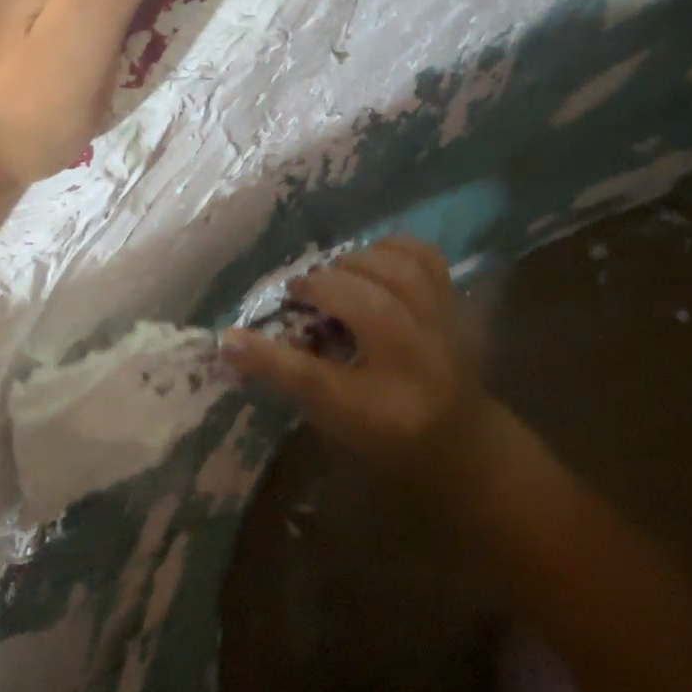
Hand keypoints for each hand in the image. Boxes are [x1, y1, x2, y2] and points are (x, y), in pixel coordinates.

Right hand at [222, 237, 492, 475]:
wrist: (462, 441)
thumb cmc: (385, 434)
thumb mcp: (332, 419)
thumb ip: (287, 378)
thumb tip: (232, 342)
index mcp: (381, 408)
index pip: (316, 381)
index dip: (269, 357)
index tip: (229, 336)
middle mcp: (416, 364)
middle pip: (364, 306)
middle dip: (322, 287)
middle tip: (301, 293)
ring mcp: (442, 330)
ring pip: (398, 273)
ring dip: (355, 264)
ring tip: (335, 275)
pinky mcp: (454, 306)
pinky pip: (425, 258)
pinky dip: (392, 250)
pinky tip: (371, 261)